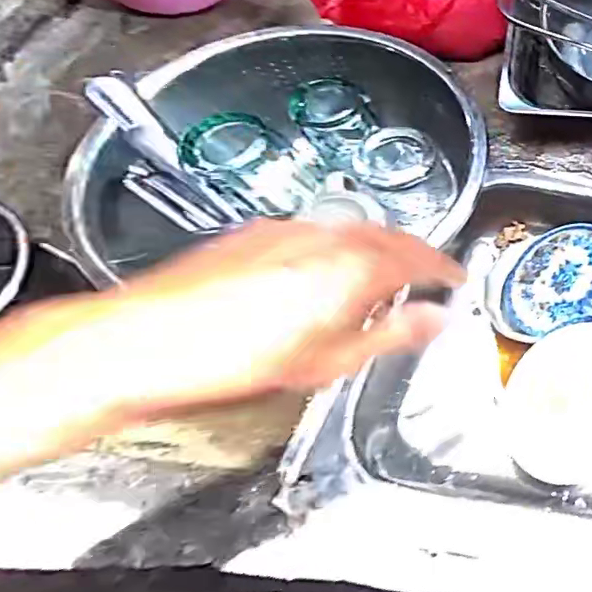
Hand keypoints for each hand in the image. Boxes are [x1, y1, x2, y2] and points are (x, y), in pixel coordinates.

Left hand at [0, 218, 463, 422]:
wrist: (136, 344)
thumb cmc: (225, 357)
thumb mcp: (330, 361)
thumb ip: (396, 334)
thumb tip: (436, 320)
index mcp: (355, 267)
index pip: (422, 258)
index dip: (447, 269)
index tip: (456, 278)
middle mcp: (329, 238)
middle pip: (394, 238)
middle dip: (418, 254)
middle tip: (430, 275)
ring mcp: (292, 230)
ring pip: (358, 229)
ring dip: (382, 247)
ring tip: (386, 274)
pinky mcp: (259, 232)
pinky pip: (321, 230)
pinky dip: (342, 244)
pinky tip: (331, 267)